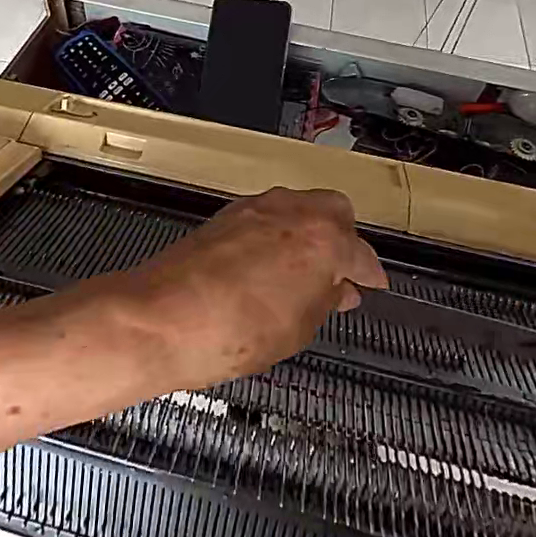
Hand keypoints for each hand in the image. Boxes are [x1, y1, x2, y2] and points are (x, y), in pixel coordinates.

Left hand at [103, 187, 386, 390]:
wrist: (162, 317)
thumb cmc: (232, 330)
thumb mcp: (299, 328)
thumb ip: (328, 301)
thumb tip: (339, 290)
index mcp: (325, 239)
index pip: (362, 254)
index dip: (371, 274)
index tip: (373, 283)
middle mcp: (296, 211)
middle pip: (337, 212)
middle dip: (344, 240)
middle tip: (341, 274)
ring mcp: (261, 207)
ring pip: (302, 207)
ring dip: (311, 233)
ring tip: (304, 273)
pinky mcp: (231, 213)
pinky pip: (271, 215)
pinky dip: (281, 233)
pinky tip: (272, 264)